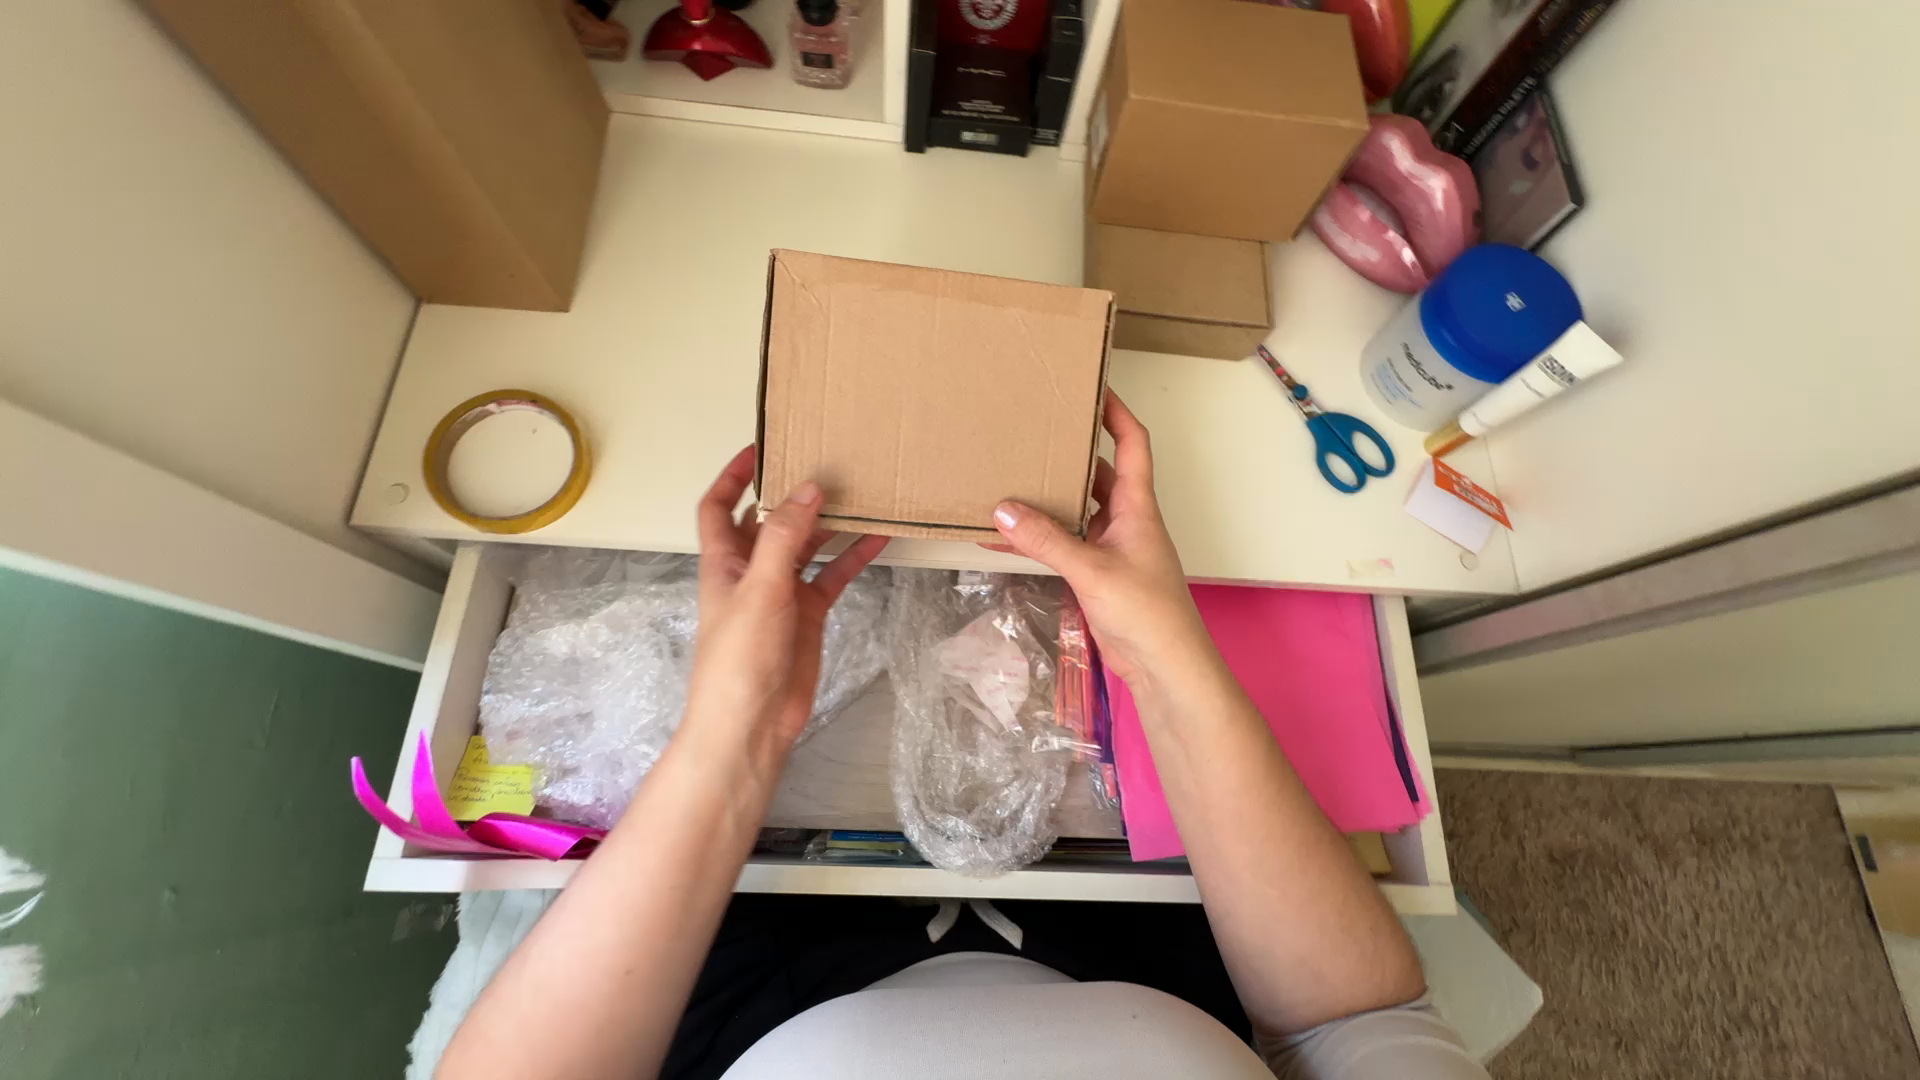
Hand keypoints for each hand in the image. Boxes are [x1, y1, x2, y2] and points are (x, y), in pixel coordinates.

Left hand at [684, 447, 888, 761]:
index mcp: (725, 561)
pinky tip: (879, 540)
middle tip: (827, 462)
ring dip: (830, 523)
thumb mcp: (760, 589)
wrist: (753, 722)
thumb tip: (809, 487)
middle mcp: (753, 570)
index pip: (719, 507)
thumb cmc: (740, 656)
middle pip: (771, 521)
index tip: (760, 448)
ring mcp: (783, 592)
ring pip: (808, 546)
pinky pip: (833, 575)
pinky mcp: (809, 613)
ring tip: (860, 493)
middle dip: (793, 494)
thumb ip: (784, 537)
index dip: (733, 477)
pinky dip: (852, 557)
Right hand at [989, 393, 1211, 688]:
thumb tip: (1001, 508)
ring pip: (1077, 511)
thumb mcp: (1093, 569)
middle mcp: (1126, 520)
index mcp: (1138, 506)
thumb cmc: (1144, 609)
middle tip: (1034, 433)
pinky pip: (1064, 545)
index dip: (1116, 412)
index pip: (1133, 444)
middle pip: (1098, 474)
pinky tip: (1001, 537)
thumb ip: (1047, 540)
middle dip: (1069, 454)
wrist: (1164, 666)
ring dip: (1049, 499)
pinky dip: (1037, 540)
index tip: (1091, 386)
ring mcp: (1112, 548)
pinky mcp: (1097, 575)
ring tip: (1009, 477)